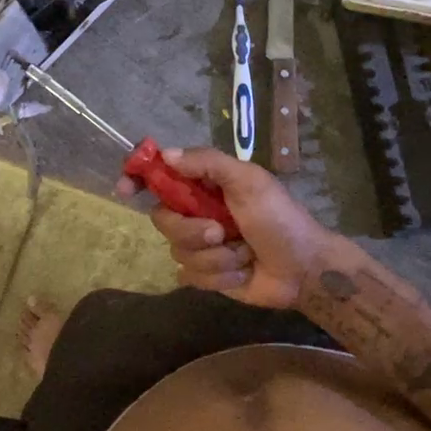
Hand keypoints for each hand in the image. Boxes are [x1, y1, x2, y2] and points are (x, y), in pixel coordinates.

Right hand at [121, 147, 333, 309]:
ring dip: (214, 257)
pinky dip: (219, 276)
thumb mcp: (248, 181)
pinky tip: (242, 272)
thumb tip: (165, 154)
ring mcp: (199, 245)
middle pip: (161, 219)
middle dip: (190, 229)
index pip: (159, 175)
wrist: (305, 269)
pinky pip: (190, 276)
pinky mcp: (206, 275)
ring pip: (177, 251)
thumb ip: (207, 163)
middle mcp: (196, 212)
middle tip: (219, 232)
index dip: (137, 178)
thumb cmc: (280, 218)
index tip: (125, 189)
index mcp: (204, 185)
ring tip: (243, 254)